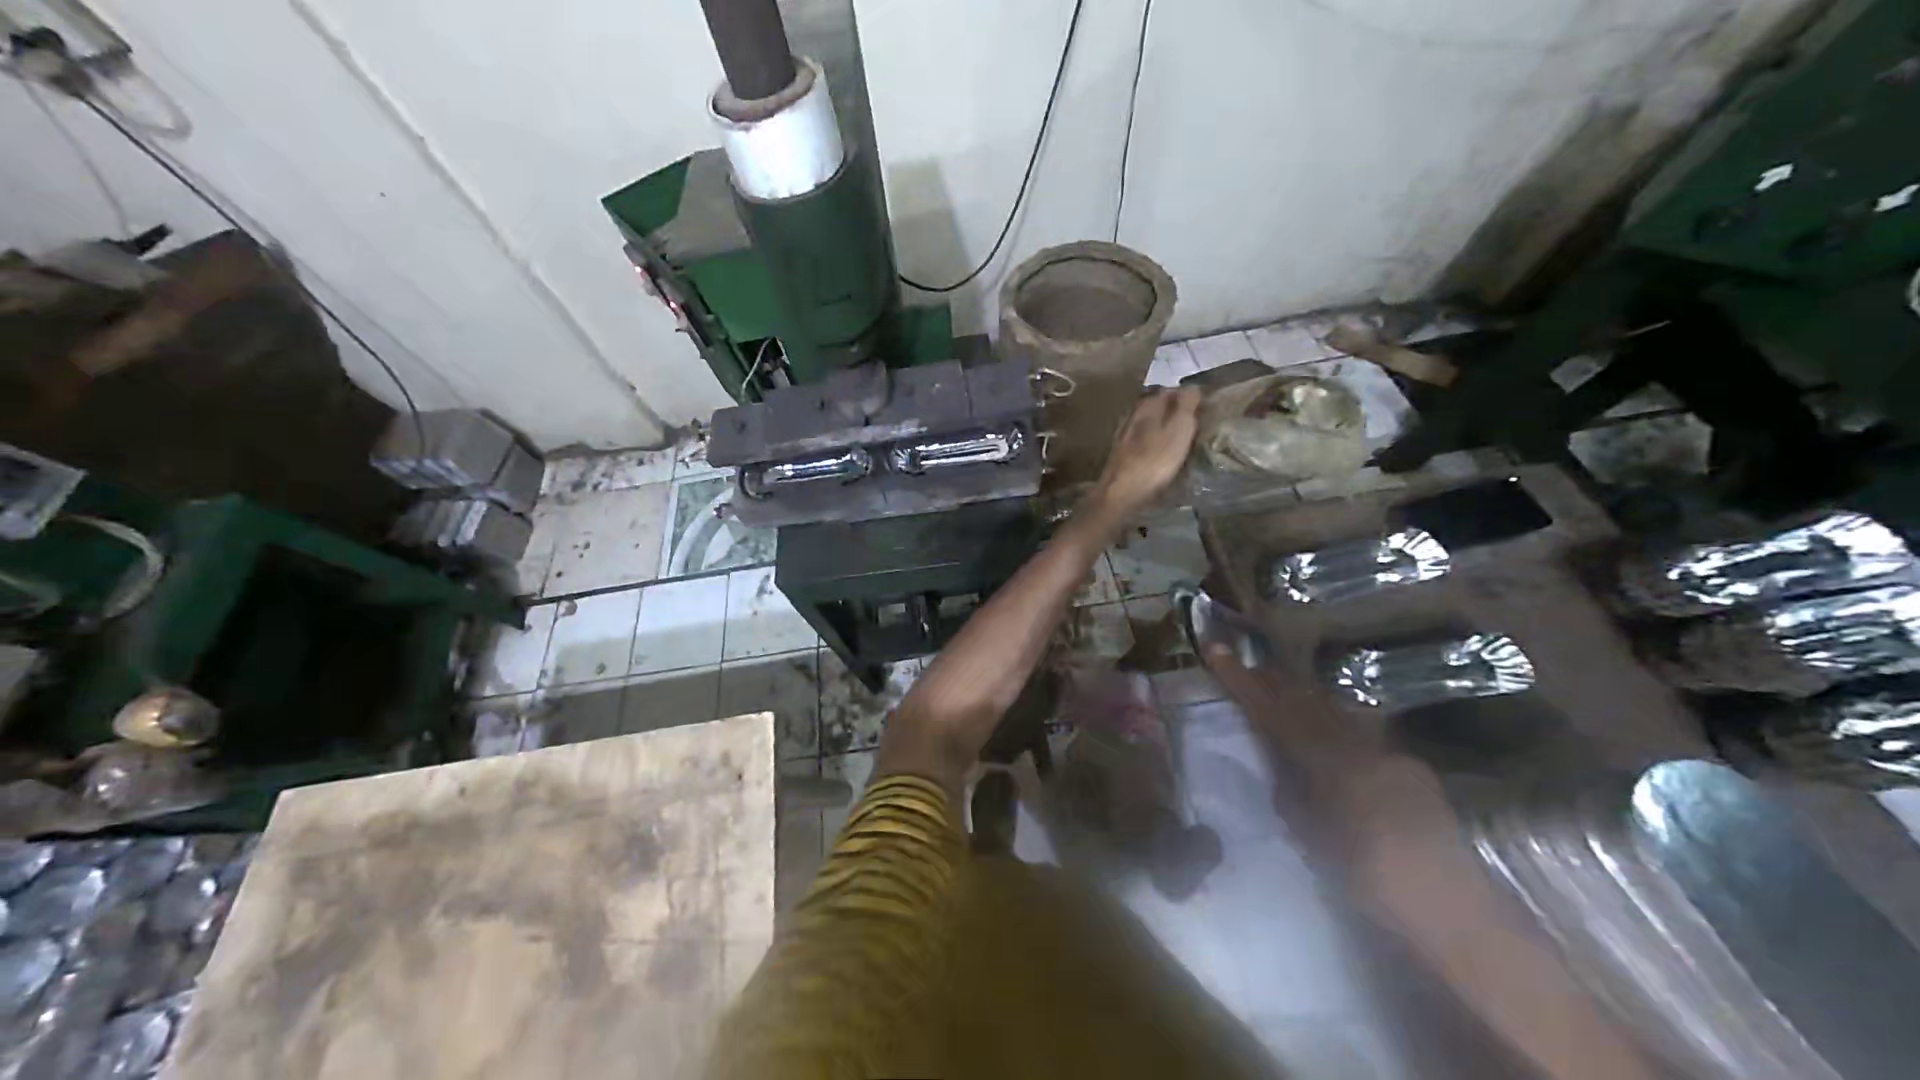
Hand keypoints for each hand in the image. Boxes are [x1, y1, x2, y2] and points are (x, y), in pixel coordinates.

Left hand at [1088, 388, 1200, 524]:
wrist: (1120, 494)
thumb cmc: (1154, 462)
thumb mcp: (1179, 430)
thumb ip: (1186, 406)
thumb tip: (1192, 386)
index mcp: (1147, 405)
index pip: (1171, 390)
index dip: (1188, 396)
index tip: (1205, 406)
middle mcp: (1132, 415)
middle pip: (1159, 407)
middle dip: (1176, 412)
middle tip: (1197, 423)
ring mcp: (1123, 436)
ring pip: (1150, 425)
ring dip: (1165, 428)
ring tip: (1184, 439)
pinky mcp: (1121, 456)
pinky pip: (1144, 442)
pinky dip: (1156, 444)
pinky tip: (1163, 454)